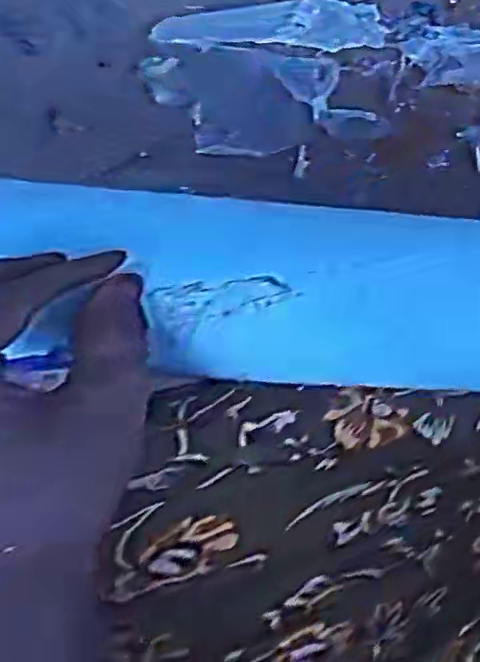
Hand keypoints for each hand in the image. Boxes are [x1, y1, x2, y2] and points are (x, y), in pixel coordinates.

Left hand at [0, 252, 149, 660]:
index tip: (116, 262)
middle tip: (69, 264)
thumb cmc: (61, 480)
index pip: (3, 301)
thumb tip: (121, 284)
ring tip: (31, 285)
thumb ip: (112, 337)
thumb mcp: (105, 403)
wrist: (1, 564)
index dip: (62, 274)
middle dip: (9, 276)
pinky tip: (0, 333)